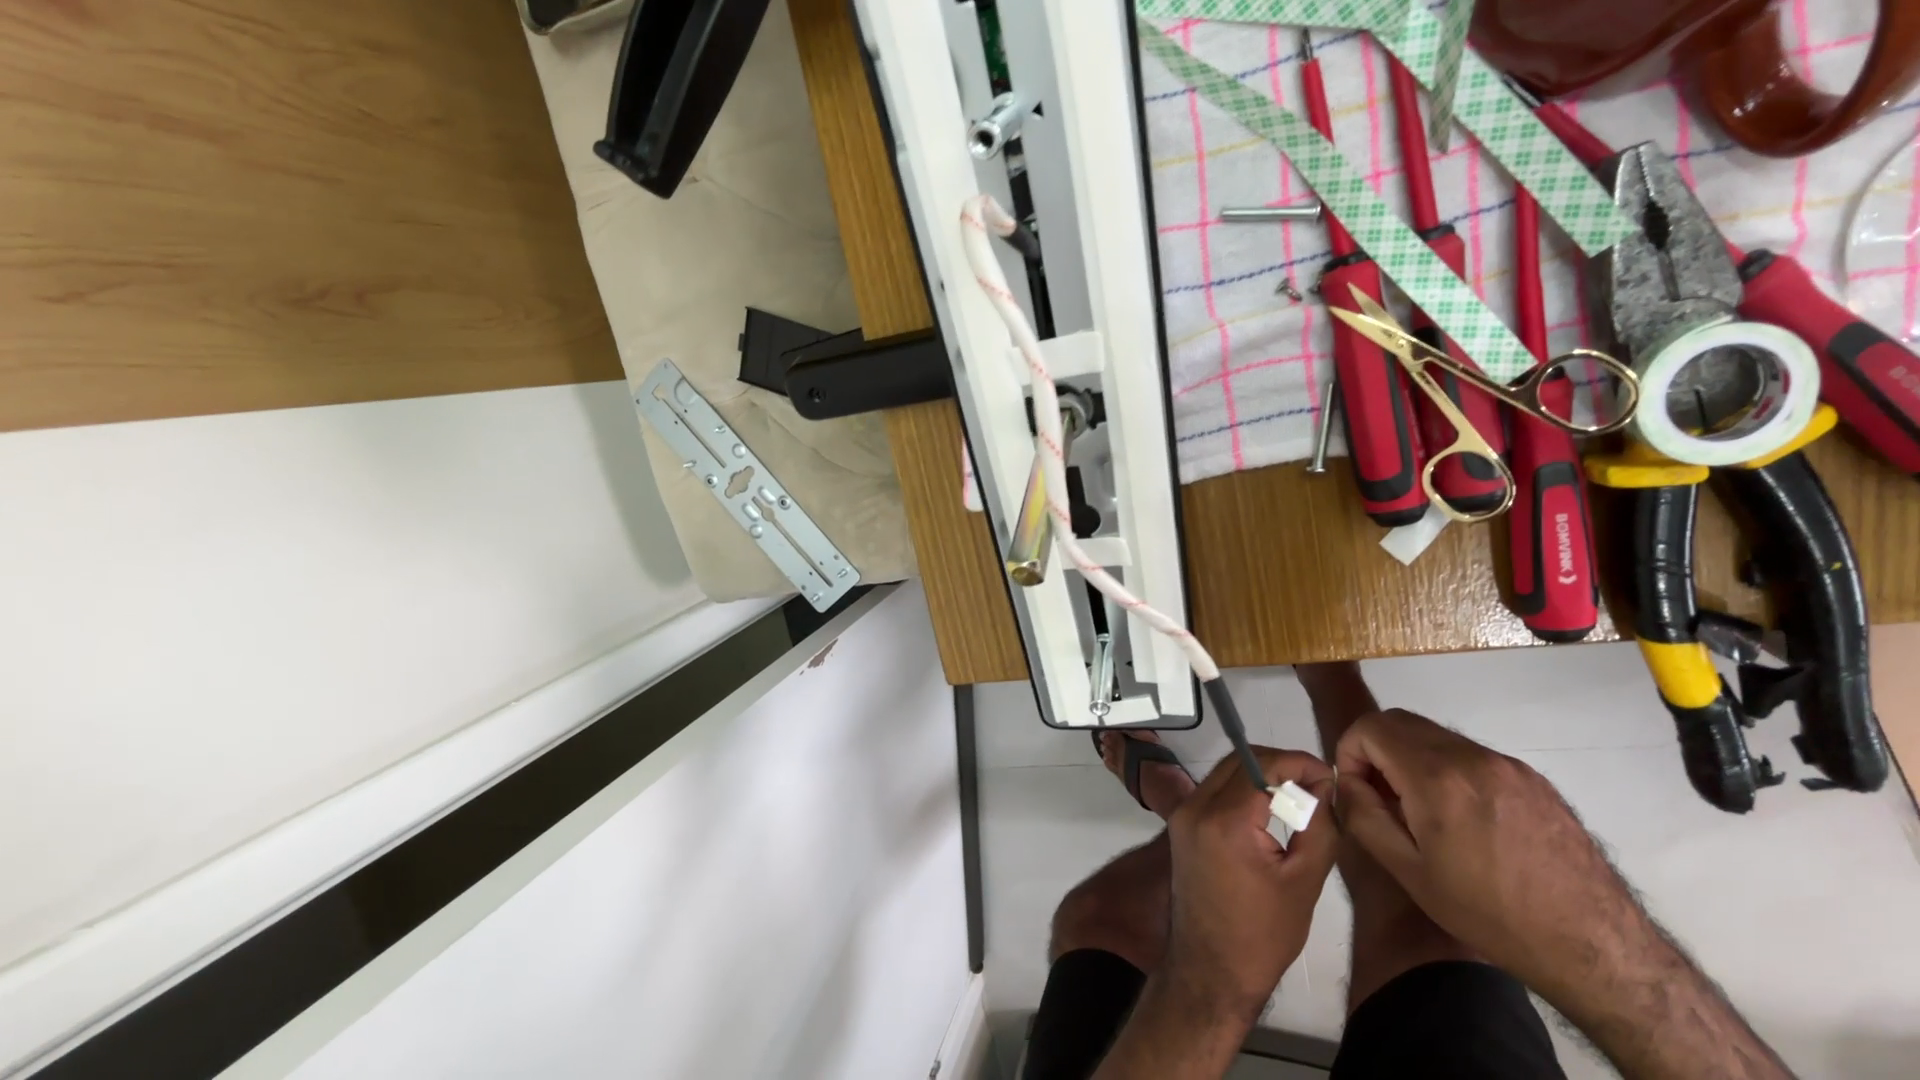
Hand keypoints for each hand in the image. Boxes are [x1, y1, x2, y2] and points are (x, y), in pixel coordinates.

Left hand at [1160, 747, 1337, 1018]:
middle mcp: (1194, 808)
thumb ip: (1320, 824)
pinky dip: (1241, 787)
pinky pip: (1213, 789)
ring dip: (1260, 772)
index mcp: (1224, 820)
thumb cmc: (1263, 933)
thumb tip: (1323, 786)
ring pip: (1224, 770)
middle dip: (1280, 762)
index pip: (1263, 765)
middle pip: (1240, 759)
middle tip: (1315, 782)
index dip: (1299, 762)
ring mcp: (1182, 815)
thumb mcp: (1305, 880)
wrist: (1211, 969)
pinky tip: (1270, 806)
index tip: (1327, 775)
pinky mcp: (1180, 825)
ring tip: (1298, 793)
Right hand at [1333, 710, 1794, 1079]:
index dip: (1349, 752)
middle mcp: (1474, 756)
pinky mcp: (1532, 778)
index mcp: (1438, 777)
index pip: (1371, 727)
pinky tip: (1463, 822)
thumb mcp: (1407, 871)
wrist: (1589, 941)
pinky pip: (1472, 756)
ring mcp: (1508, 764)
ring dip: (1412, 759)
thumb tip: (1347, 782)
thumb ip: (1363, 815)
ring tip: (1421, 814)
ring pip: (1438, 736)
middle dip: (1377, 750)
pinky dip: (1449, 771)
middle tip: (1380, 798)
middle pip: (1402, 722)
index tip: (1357, 791)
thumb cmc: (1487, 912)